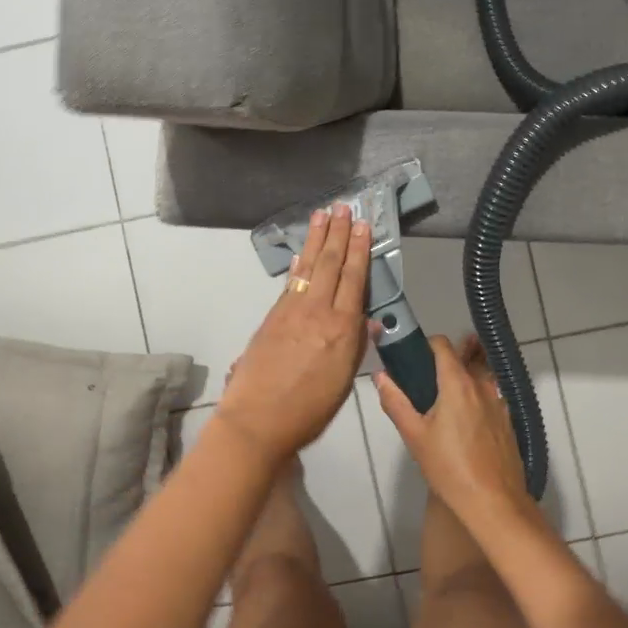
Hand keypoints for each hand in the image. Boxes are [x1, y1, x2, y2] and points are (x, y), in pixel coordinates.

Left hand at [214, 205, 370, 463]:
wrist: (258, 420)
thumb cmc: (309, 410)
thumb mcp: (344, 381)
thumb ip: (356, 346)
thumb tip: (370, 320)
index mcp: (342, 329)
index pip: (354, 279)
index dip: (359, 250)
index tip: (362, 226)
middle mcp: (319, 311)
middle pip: (331, 264)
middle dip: (338, 233)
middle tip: (343, 207)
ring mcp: (292, 311)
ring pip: (309, 266)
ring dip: (316, 239)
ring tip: (322, 214)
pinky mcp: (272, 316)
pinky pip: (291, 281)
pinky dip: (298, 263)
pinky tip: (302, 252)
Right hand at [374, 334, 526, 518]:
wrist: (494, 502)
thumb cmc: (449, 468)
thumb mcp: (415, 436)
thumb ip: (395, 402)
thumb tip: (380, 376)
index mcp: (457, 382)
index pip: (442, 344)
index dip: (425, 345)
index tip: (412, 359)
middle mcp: (481, 384)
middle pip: (462, 357)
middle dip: (443, 363)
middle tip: (424, 384)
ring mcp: (499, 401)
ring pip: (478, 376)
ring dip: (462, 378)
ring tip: (443, 402)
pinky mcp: (508, 419)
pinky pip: (489, 396)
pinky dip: (476, 397)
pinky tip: (465, 422)